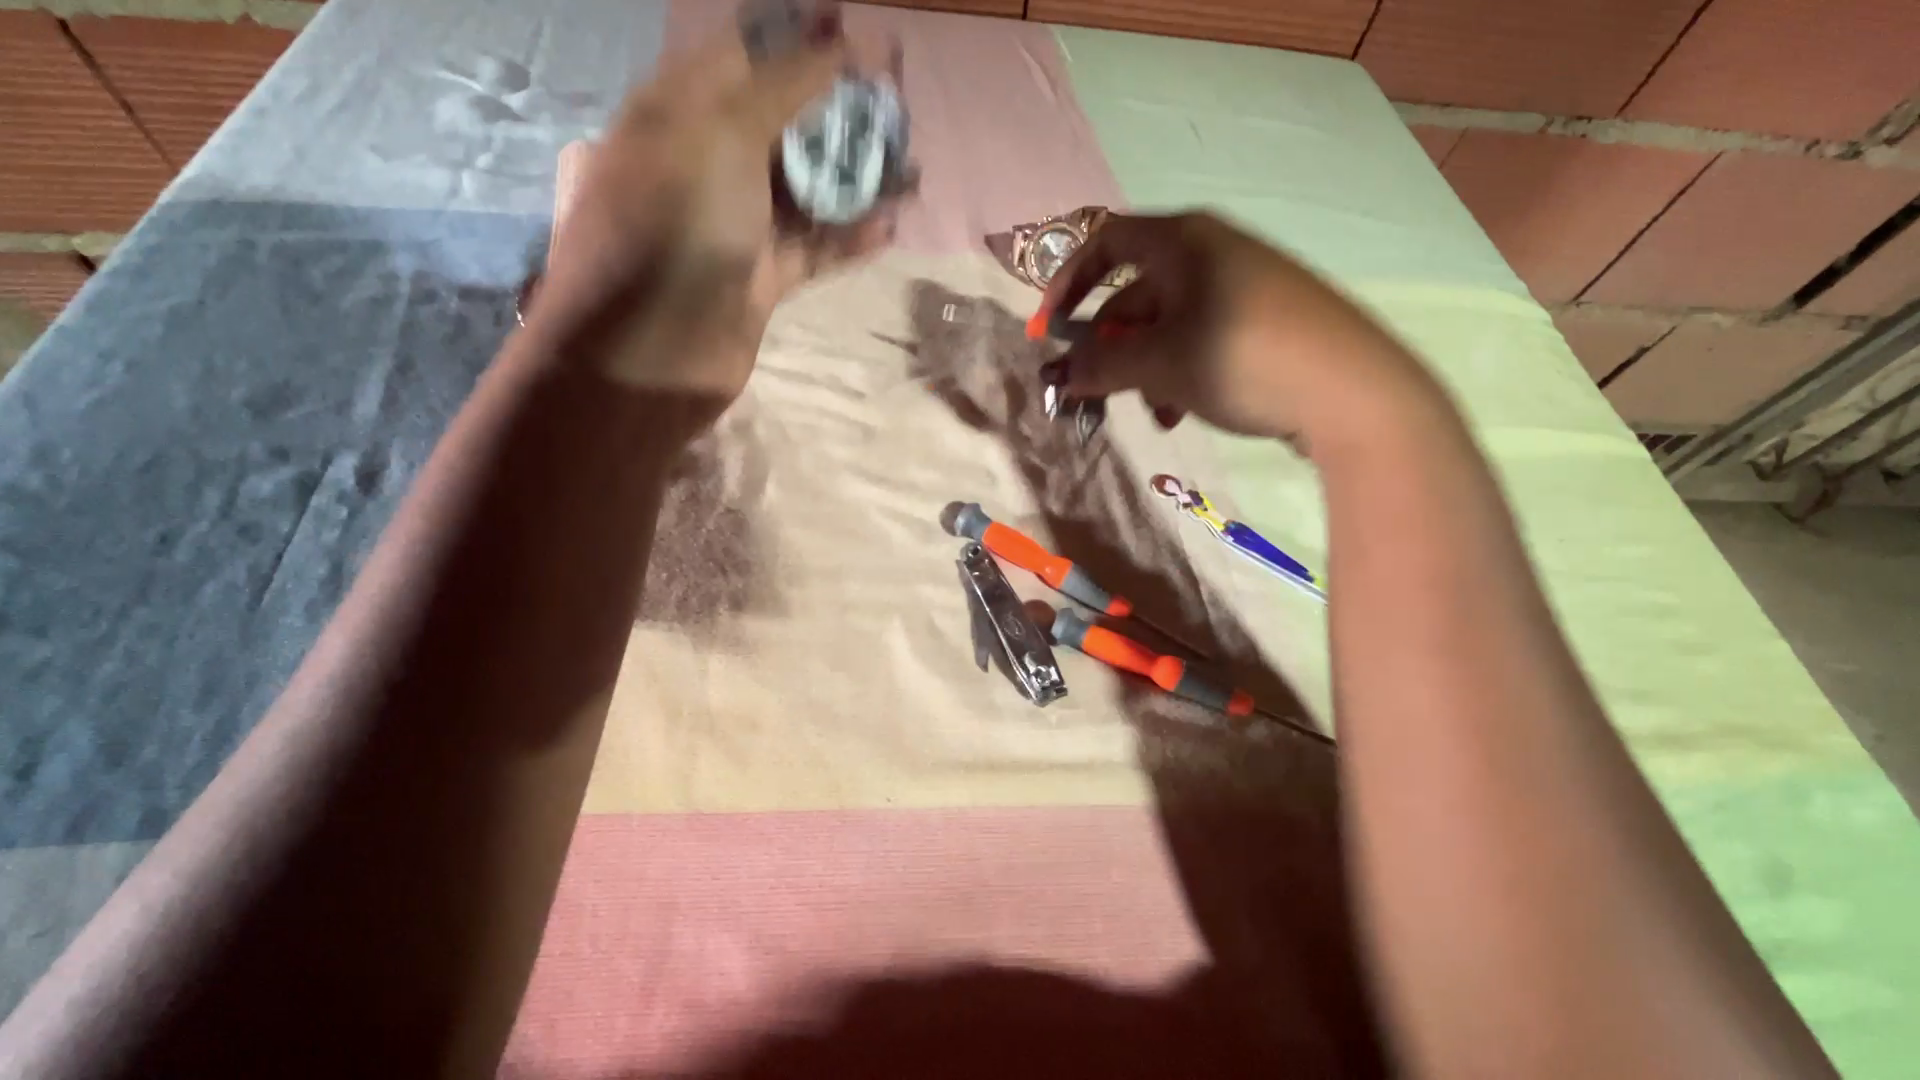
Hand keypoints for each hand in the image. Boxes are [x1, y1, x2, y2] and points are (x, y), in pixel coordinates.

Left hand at [529, 14, 900, 400]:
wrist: (647, 357)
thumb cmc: (674, 228)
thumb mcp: (721, 134)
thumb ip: (784, 82)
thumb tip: (844, 37)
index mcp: (673, 111)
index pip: (742, 54)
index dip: (800, 38)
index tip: (861, 36)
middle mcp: (700, 162)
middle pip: (779, 121)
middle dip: (836, 109)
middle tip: (895, 104)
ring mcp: (730, 225)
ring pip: (801, 188)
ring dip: (853, 177)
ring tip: (909, 166)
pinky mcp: (755, 280)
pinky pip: (809, 248)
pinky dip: (847, 238)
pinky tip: (889, 226)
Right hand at [1036, 212, 1440, 451]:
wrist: (1353, 390)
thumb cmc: (1240, 358)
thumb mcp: (1159, 364)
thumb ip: (1099, 367)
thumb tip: (1058, 377)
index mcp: (1183, 240)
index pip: (1104, 241)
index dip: (1066, 284)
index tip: (1050, 333)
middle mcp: (1213, 249)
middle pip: (1136, 289)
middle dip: (1109, 343)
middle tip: (1095, 388)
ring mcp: (1245, 282)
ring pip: (1169, 320)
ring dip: (1145, 367)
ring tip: (1150, 410)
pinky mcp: (1269, 317)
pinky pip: (1204, 334)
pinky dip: (1181, 369)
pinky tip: (1183, 411)